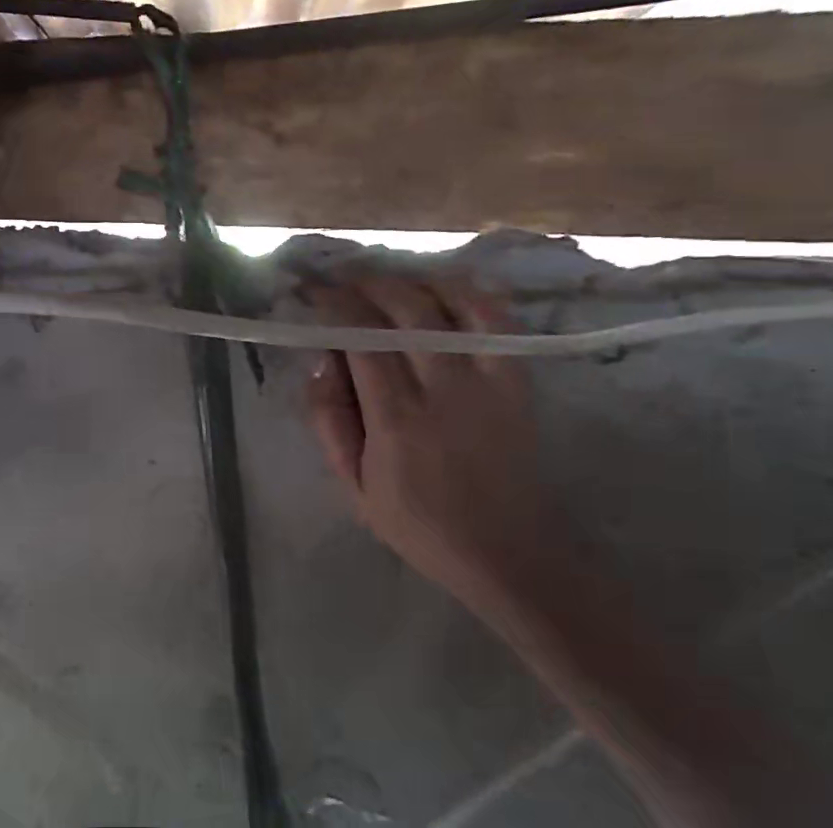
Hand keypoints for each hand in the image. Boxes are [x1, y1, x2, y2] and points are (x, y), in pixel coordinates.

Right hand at [304, 277, 559, 606]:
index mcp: (397, 420)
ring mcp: (490, 383)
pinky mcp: (519, 383)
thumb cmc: (418, 524)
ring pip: (452, 305)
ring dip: (411, 281)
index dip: (335, 305)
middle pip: (406, 311)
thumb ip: (329, 422)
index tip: (314, 290)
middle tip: (341, 277)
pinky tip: (440, 287)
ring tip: (383, 279)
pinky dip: (467, 293)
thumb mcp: (352, 486)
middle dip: (367, 283)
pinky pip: (496, 321)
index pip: (362, 340)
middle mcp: (445, 391)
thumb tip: (320, 362)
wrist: (510, 555)